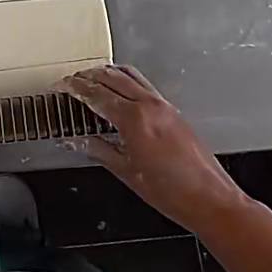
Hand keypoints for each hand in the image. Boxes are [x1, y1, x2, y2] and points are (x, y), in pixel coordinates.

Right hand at [58, 65, 250, 234]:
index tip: (62, 86)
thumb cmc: (172, 191)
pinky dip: (126, 81)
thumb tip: (76, 141)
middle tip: (71, 80)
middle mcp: (149, 105)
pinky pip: (144, 85)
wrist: (209, 198)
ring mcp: (163, 105)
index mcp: (134, 119)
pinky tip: (119, 92)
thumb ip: (98, 149)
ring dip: (108, 73)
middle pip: (112, 78)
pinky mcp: (173, 110)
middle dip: (88, 76)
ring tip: (91, 78)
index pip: (97, 95)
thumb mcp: (126, 172)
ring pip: (130, 76)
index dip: (75, 88)